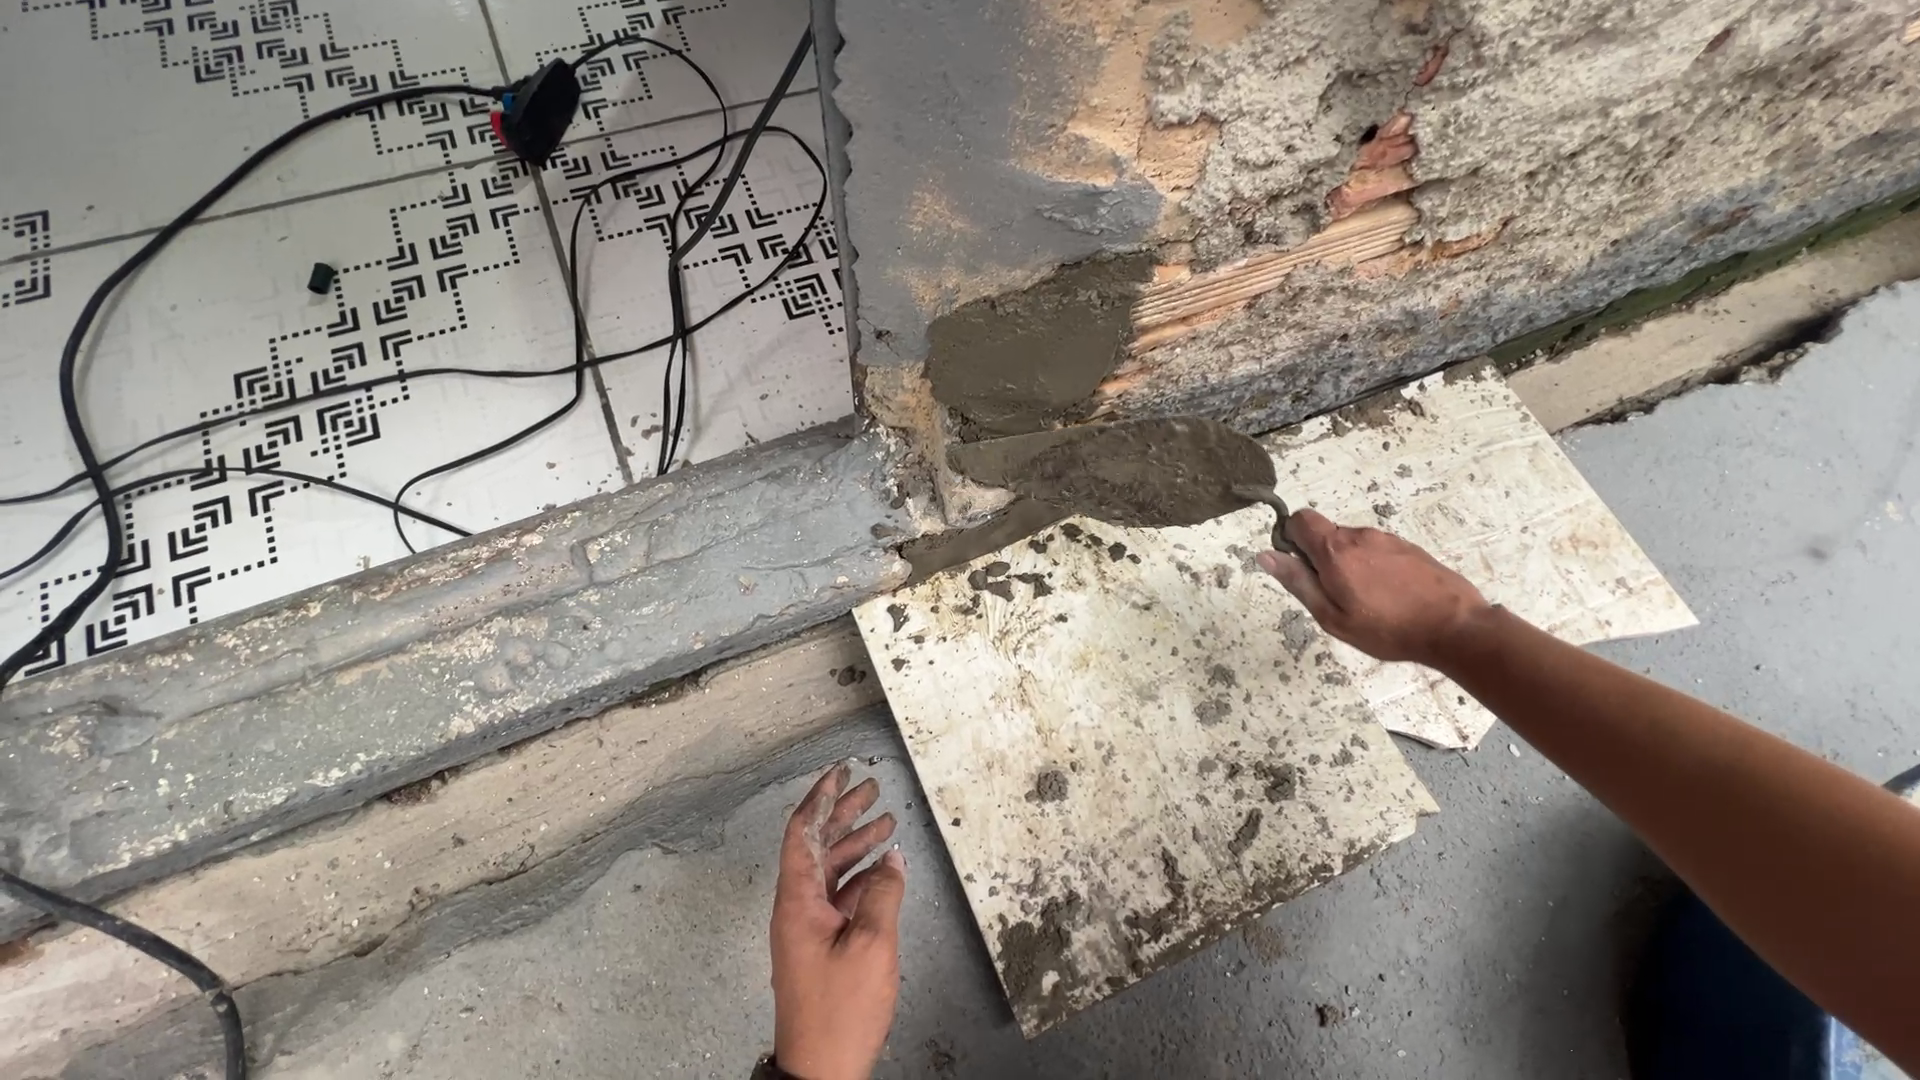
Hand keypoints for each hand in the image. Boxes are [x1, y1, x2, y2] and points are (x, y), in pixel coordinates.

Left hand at [770, 762, 905, 1079]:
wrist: (821, 1070)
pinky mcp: (822, 943)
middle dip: (843, 813)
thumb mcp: (872, 945)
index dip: (820, 797)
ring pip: (830, 868)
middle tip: (870, 788)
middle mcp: (798, 906)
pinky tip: (885, 866)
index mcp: (798, 900)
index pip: (802, 832)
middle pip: (816, 845)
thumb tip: (892, 859)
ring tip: (885, 819)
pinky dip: (861, 874)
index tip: (839, 772)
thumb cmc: (842, 1008)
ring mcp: (809, 925)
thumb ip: (884, 894)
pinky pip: (840, 894)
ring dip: (856, 842)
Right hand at [1256, 508, 1492, 666]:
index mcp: (1335, 550)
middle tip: (1334, 594)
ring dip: (1347, 563)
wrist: (1456, 628)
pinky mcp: (1408, 547)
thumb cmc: (1387, 628)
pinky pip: (1375, 549)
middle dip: (1320, 557)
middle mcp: (1359, 536)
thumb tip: (1266, 555)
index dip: (1291, 538)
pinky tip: (1387, 594)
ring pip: (1351, 543)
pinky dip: (1371, 566)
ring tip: (1364, 599)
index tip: (1299, 566)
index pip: (1300, 519)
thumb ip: (1297, 582)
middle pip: (1325, 533)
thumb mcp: (1331, 616)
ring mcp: (1387, 539)